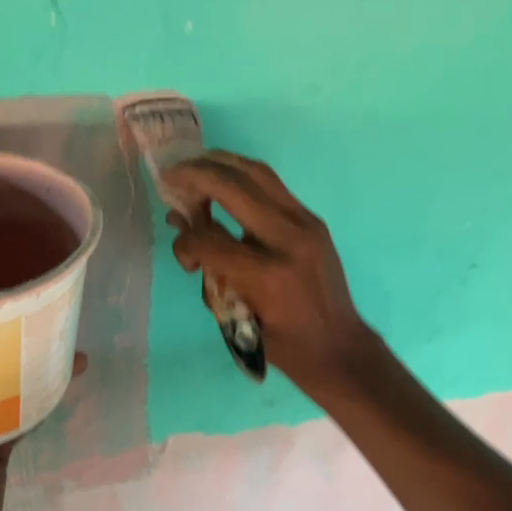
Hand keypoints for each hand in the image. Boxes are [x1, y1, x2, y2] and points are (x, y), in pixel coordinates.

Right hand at [163, 151, 386, 398]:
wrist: (340, 346)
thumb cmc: (286, 346)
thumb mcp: (238, 318)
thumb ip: (211, 272)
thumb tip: (184, 229)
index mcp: (268, 275)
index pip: (211, 240)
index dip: (186, 241)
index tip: (183, 252)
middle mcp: (289, 240)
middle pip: (234, 187)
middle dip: (197, 175)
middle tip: (171, 175)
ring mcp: (305, 224)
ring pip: (257, 173)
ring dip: (221, 164)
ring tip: (194, 166)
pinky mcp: (312, 219)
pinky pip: (272, 185)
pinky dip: (242, 176)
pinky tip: (223, 179)